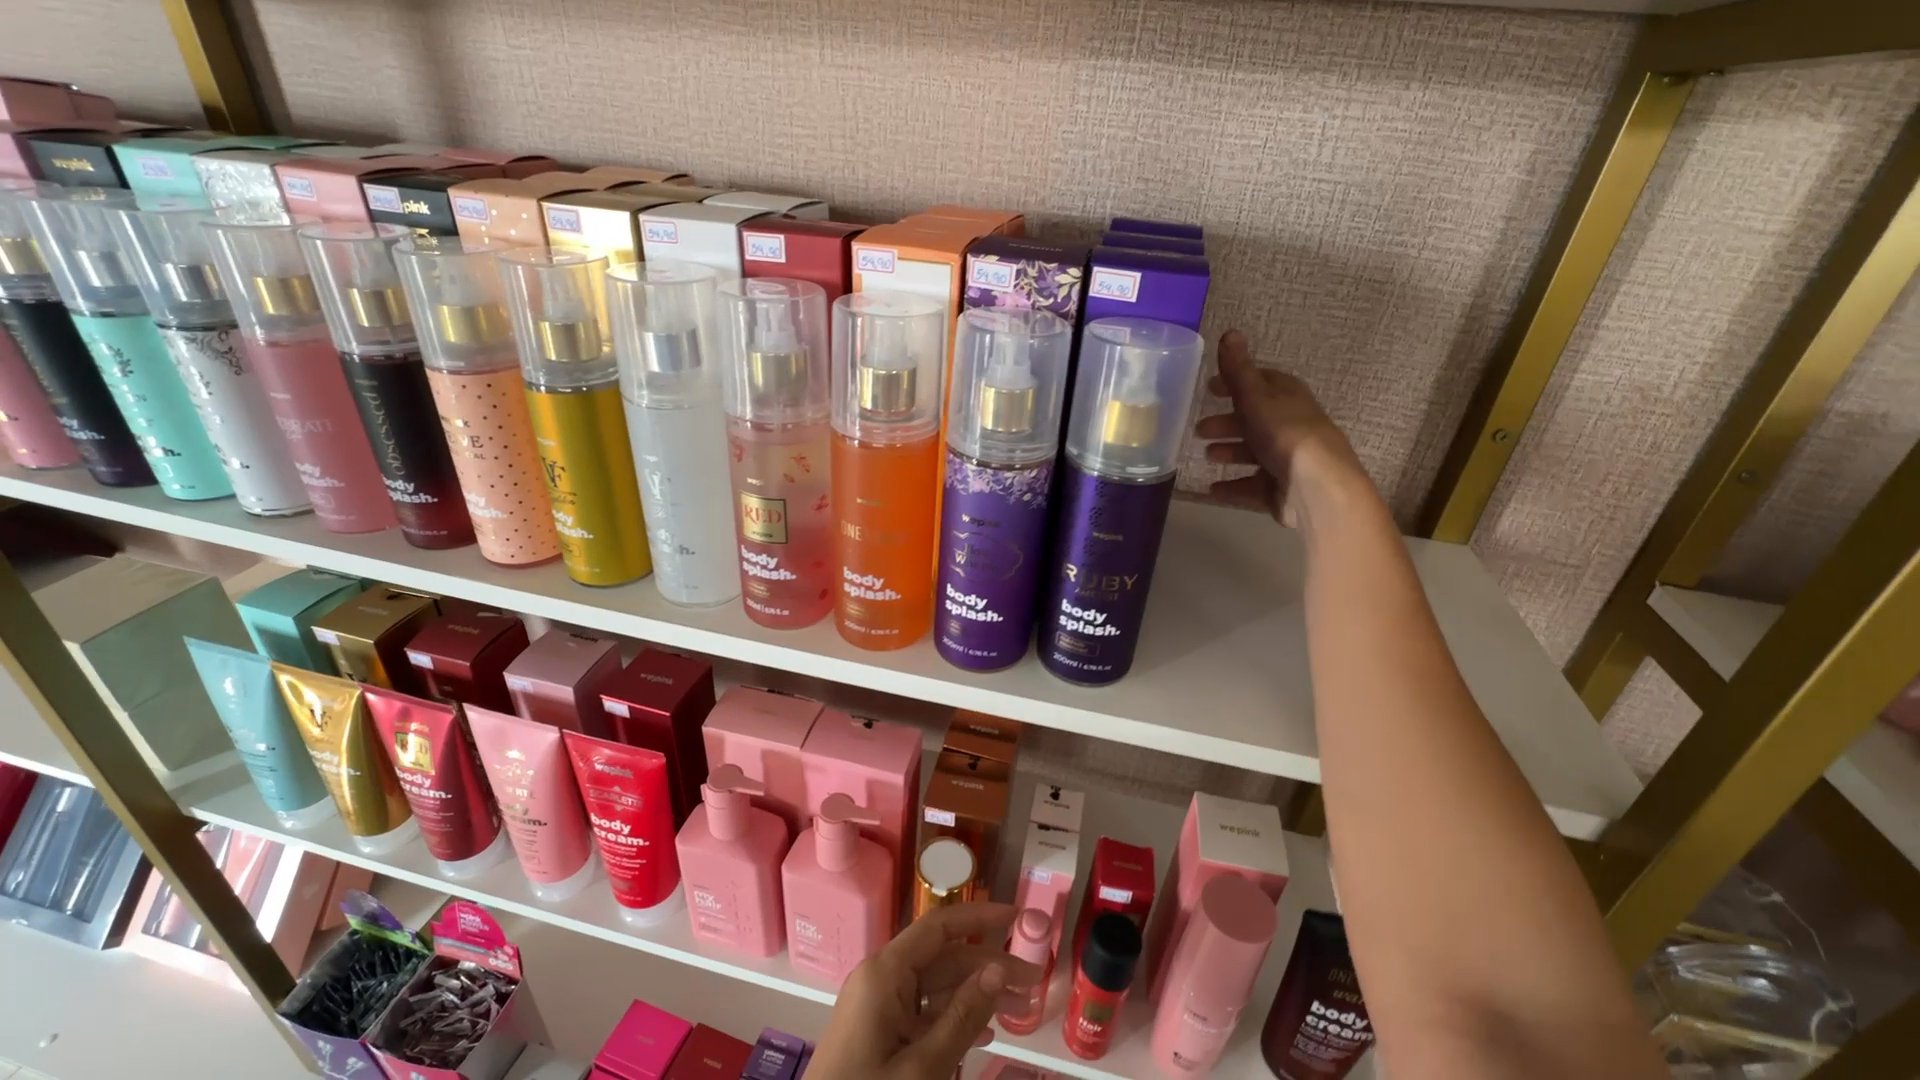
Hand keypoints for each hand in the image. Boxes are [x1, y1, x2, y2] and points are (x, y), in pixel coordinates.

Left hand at [807, 903, 1043, 1079]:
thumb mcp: (923, 1066)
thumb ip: (962, 1017)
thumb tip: (998, 969)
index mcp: (884, 974)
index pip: (938, 927)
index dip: (979, 916)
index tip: (1018, 917)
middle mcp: (880, 979)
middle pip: (943, 958)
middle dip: (989, 966)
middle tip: (1035, 982)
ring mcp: (878, 1007)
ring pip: (936, 987)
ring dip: (978, 995)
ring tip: (1022, 1009)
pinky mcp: (878, 1033)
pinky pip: (923, 1012)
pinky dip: (955, 1018)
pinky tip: (986, 1033)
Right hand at [1195, 330, 1365, 528]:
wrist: (1315, 485)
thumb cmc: (1283, 433)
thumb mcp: (1255, 396)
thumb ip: (1238, 370)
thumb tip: (1230, 332)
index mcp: (1287, 397)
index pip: (1261, 383)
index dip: (1235, 383)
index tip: (1209, 389)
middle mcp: (1289, 425)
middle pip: (1254, 420)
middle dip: (1227, 423)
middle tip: (1198, 430)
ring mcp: (1286, 459)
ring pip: (1253, 452)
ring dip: (1229, 452)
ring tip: (1206, 457)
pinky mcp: (1281, 488)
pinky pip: (1252, 485)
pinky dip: (1233, 485)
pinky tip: (1213, 488)